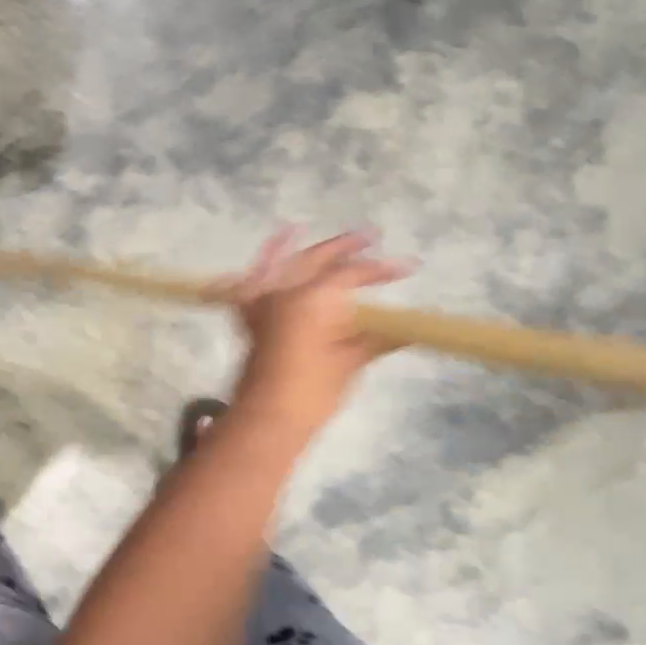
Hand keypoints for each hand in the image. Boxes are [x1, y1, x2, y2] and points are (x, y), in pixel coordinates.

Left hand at [216, 227, 414, 379]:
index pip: (351, 274)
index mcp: (312, 297)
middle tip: (369, 236)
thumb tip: (410, 329)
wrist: (268, 416)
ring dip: (285, 247)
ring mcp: (260, 303)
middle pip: (314, 260)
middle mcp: (282, 290)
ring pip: (274, 266)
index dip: (380, 269)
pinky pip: (240, 291)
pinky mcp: (246, 321)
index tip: (408, 266)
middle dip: (341, 247)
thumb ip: (378, 338)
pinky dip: (242, 279)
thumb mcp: (351, 362)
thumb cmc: (314, 391)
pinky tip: (234, 273)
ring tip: (294, 228)